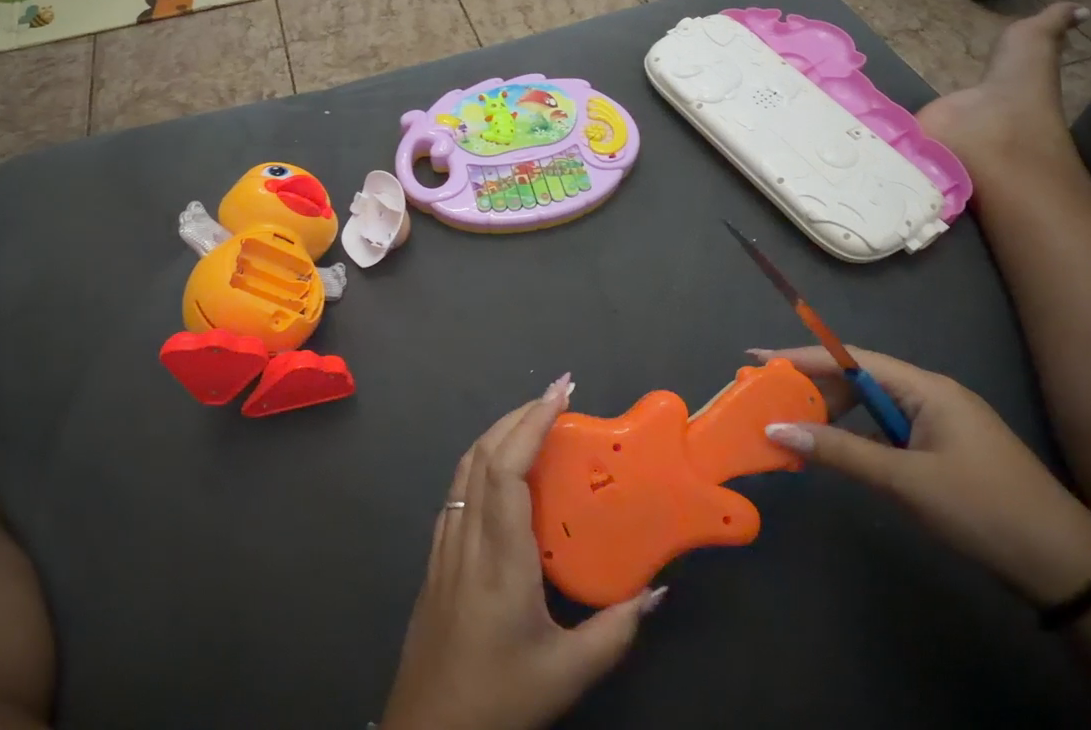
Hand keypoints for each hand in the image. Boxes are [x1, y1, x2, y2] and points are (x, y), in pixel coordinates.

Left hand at [381, 374, 664, 729]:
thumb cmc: (497, 701)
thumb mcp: (567, 674)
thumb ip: (615, 630)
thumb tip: (656, 591)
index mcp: (499, 560)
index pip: (506, 470)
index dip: (530, 423)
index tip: (560, 392)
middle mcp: (466, 542)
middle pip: (480, 457)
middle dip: (516, 416)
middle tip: (556, 397)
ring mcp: (443, 551)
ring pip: (462, 472)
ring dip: (496, 436)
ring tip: (534, 424)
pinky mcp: (435, 565)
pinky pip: (456, 495)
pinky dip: (481, 466)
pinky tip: (503, 477)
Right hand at [757, 346, 1090, 604]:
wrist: (1060, 563)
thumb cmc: (982, 510)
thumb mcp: (904, 480)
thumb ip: (839, 451)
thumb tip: (776, 430)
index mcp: (927, 388)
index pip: (852, 359)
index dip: (802, 356)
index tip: (758, 357)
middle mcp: (930, 395)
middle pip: (859, 377)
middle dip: (812, 385)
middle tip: (764, 397)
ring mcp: (938, 423)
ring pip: (870, 405)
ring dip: (830, 413)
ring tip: (787, 424)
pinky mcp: (940, 450)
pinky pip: (884, 430)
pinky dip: (852, 436)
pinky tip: (828, 450)